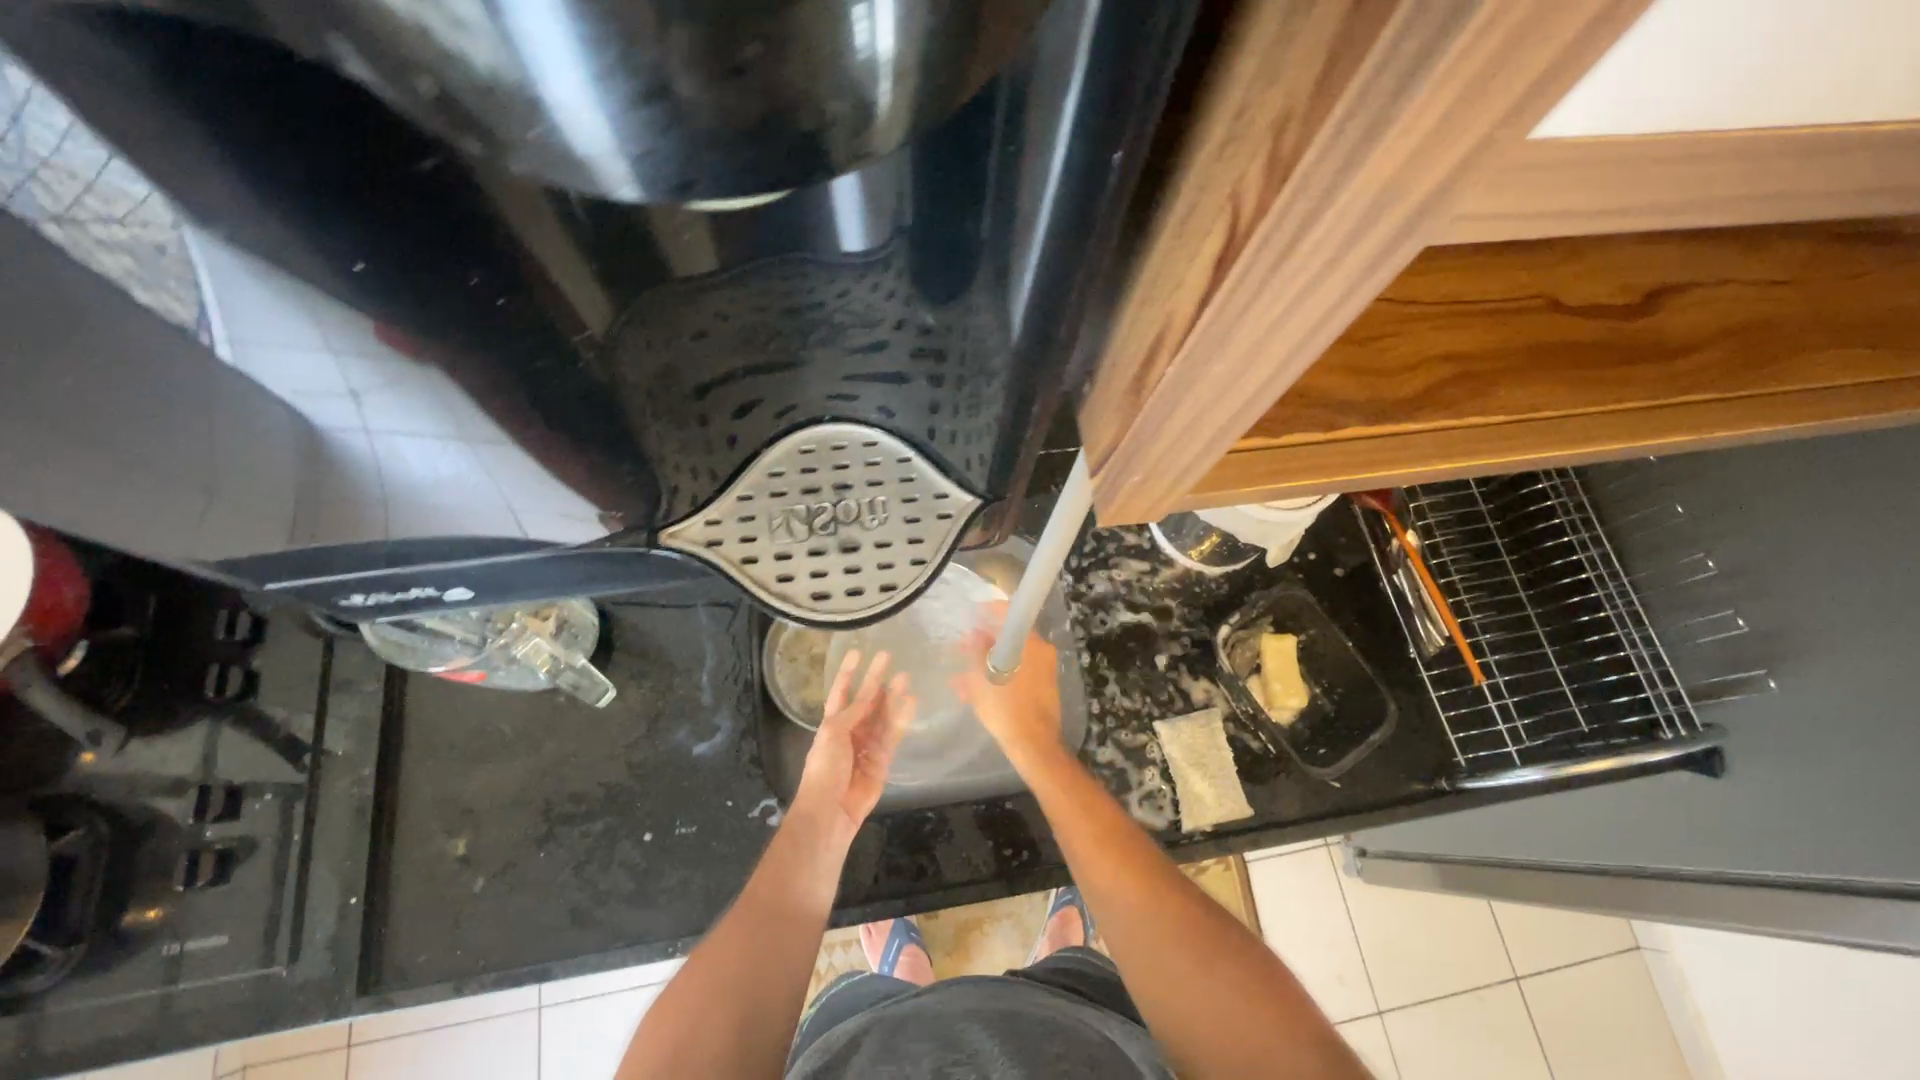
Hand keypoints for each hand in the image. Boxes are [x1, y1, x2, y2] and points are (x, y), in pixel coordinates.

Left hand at [793, 650, 913, 841]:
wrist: (831, 809)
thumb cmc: (825, 769)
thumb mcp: (833, 733)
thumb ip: (853, 712)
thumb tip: (870, 694)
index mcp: (832, 724)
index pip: (841, 693)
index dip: (848, 672)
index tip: (857, 652)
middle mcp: (851, 731)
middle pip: (867, 701)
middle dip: (876, 680)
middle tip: (889, 656)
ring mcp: (868, 745)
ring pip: (883, 715)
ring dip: (893, 696)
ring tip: (905, 676)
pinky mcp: (883, 759)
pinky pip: (894, 735)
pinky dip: (902, 719)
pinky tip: (910, 702)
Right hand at [952, 604, 1064, 771]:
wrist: (1033, 744)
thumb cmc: (1006, 707)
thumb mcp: (981, 677)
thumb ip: (976, 651)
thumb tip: (975, 634)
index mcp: (1030, 643)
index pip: (1011, 613)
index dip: (990, 610)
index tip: (973, 614)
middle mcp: (1041, 651)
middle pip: (1009, 637)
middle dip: (983, 643)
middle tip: (961, 649)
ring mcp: (1044, 670)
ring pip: (1010, 658)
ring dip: (986, 664)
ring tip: (961, 678)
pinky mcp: (1042, 687)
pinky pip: (1017, 674)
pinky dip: (998, 677)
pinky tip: (975, 692)